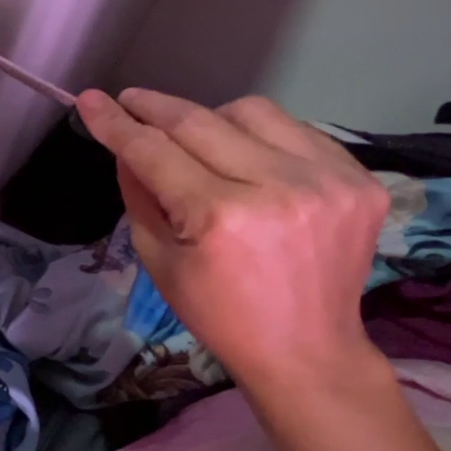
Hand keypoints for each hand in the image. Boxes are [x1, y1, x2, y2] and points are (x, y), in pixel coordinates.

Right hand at [75, 88, 390, 394]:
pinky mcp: (359, 180)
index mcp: (220, 217)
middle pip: (200, 121)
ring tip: (196, 140)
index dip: (117, 124)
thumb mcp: (158, 260)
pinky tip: (248, 159)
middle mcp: (277, 187)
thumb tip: (126, 148)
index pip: (155, 151)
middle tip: (129, 101)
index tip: (91, 100)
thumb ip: (139, 195)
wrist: (307, 350)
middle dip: (155, 107)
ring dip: (212, 118)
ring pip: (252, 112)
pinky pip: (297, 130)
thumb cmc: (218, 313)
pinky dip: (262, 137)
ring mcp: (327, 180)